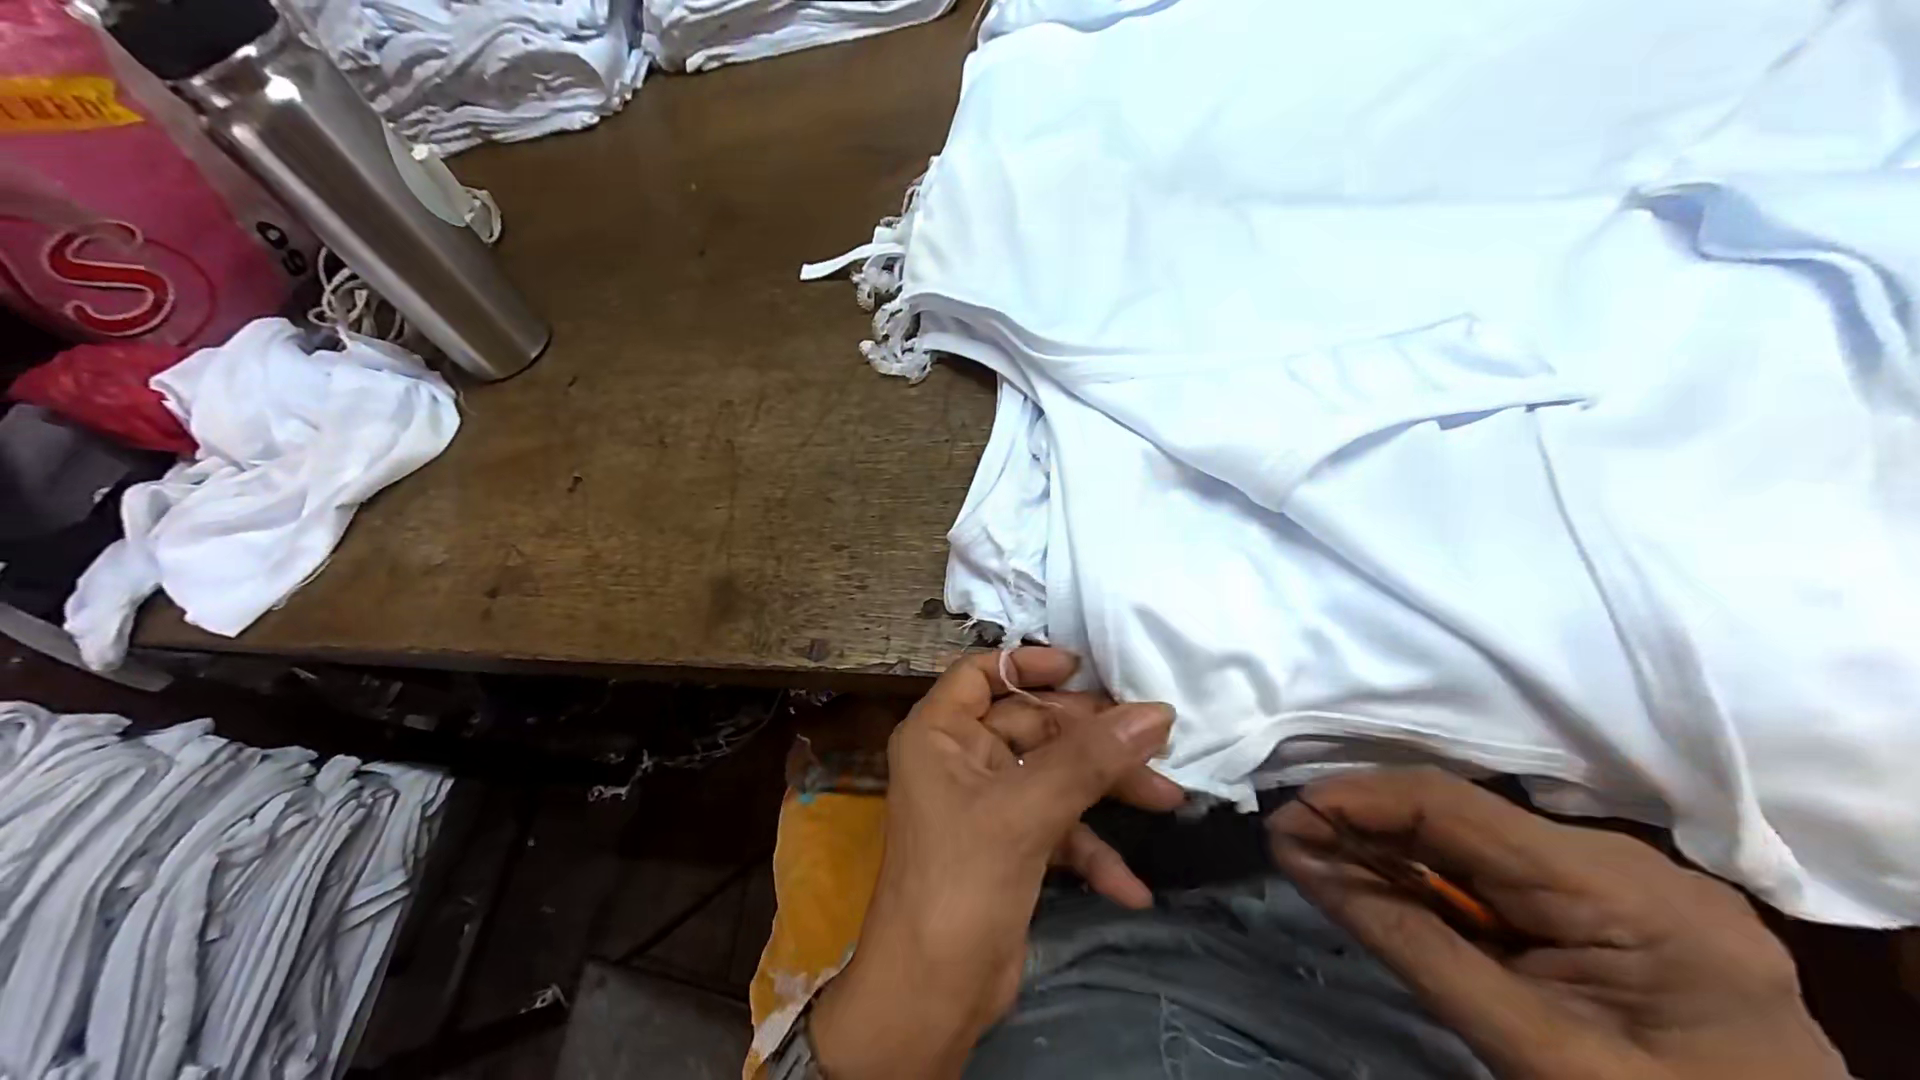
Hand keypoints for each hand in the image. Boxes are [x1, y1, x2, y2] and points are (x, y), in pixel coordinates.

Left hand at [812, 647, 1177, 1079]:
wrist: (932, 997)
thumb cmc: (962, 882)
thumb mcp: (1027, 810)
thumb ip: (1090, 758)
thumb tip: (1156, 713)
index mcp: (940, 733)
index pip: (981, 673)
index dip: (1029, 664)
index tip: (1086, 667)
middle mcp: (960, 759)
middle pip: (1033, 725)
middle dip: (1092, 739)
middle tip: (1153, 743)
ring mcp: (986, 804)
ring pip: (1053, 776)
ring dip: (1106, 791)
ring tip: (1168, 802)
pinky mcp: (1009, 846)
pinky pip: (1056, 829)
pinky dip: (1091, 851)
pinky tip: (1130, 887)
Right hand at [1268, 768, 1848, 1079]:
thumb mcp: (1527, 1049)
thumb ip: (1408, 942)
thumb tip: (1298, 856)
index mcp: (1630, 896)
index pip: (1455, 806)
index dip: (1355, 799)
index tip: (1281, 821)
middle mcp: (1630, 863)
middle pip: (1463, 818)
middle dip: (1369, 827)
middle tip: (1293, 848)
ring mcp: (1632, 880)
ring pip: (1478, 840)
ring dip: (1398, 852)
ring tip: (1332, 867)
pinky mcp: (1621, 903)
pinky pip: (1505, 870)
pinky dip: (1442, 880)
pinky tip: (1403, 892)